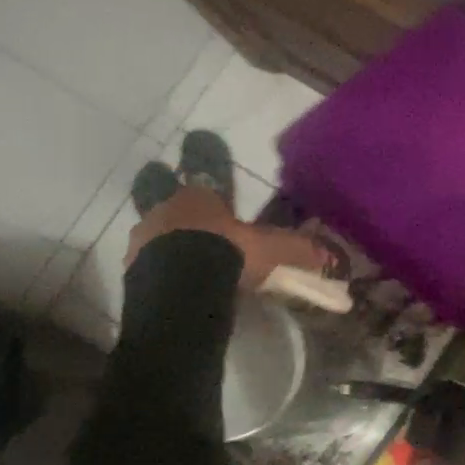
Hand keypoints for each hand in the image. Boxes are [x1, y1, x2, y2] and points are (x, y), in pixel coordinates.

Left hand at [126, 185, 332, 288]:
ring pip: (154, 232)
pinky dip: (158, 269)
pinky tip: (172, 282)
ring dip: (165, 241)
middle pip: (165, 200)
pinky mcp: (132, 268)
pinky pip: (147, 263)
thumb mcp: (273, 250)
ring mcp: (144, 239)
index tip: (202, 184)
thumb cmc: (229, 253)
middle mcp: (166, 210)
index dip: (203, 177)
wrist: (182, 287)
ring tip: (182, 260)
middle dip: (174, 207)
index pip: (201, 178)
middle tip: (188, 222)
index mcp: (199, 198)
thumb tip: (332, 254)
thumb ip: (299, 249)